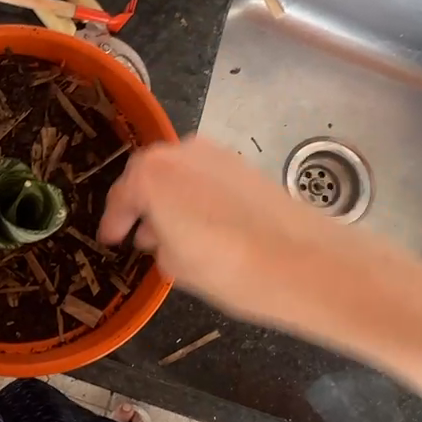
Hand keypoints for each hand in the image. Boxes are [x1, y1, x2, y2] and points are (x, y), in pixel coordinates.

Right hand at [99, 138, 421, 355]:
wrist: (312, 265)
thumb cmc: (231, 269)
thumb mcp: (178, 267)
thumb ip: (158, 244)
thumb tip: (160, 237)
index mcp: (152, 173)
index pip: (121, 195)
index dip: (113, 221)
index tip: (110, 239)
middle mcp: (181, 152)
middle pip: (149, 176)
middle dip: (142, 204)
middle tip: (137, 235)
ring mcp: (218, 155)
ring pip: (179, 175)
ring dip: (171, 200)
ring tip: (172, 236)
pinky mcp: (246, 166)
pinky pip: (205, 178)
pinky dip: (197, 198)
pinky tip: (205, 228)